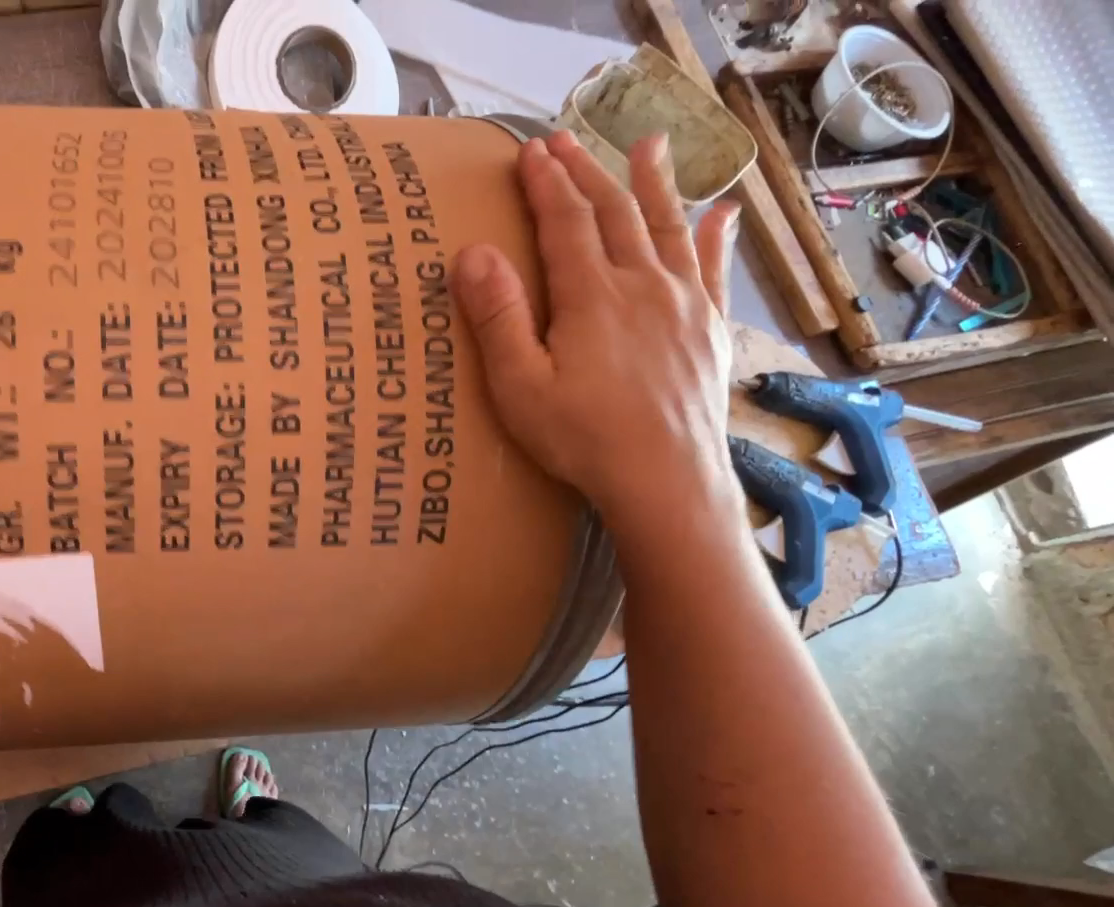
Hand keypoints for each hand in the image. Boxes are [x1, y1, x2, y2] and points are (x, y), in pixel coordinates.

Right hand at [453, 130, 743, 539]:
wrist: (664, 479)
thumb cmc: (581, 437)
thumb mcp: (519, 385)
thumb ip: (498, 318)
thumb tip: (473, 253)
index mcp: (591, 296)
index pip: (565, 222)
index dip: (546, 183)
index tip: (530, 149)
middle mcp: (642, 284)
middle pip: (613, 212)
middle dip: (586, 172)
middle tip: (566, 139)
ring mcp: (684, 302)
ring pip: (666, 227)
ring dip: (652, 184)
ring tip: (647, 145)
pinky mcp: (709, 328)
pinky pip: (714, 268)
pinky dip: (715, 235)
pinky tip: (721, 213)